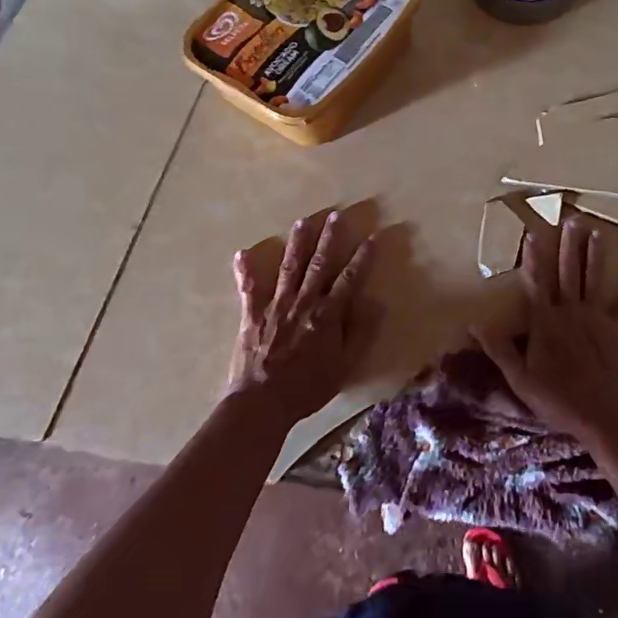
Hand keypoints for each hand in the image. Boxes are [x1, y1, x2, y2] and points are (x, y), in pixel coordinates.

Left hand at [227, 209, 379, 424]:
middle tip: (336, 215)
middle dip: (329, 238)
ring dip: (296, 242)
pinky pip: (248, 288)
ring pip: (288, 267)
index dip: (363, 258)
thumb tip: (376, 302)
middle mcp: (302, 302)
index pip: (350, 279)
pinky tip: (242, 253)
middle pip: (319, 263)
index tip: (372, 237)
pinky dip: (245, 271)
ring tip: (302, 221)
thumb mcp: (344, 366)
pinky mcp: (252, 315)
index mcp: (327, 314)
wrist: (262, 402)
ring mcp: (275, 305)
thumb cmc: (307, 388)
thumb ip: (360, 332)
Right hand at [473, 214, 617, 442]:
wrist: (604, 415)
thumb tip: (473, 324)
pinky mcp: (617, 331)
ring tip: (597, 232)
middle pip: (567, 272)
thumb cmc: (557, 398)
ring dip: (594, 255)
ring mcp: (596, 318)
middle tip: (571, 219)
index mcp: (545, 321)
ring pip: (593, 280)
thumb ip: (499, 349)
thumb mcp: (519, 378)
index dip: (533, 257)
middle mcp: (570, 311)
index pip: (536, 282)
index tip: (532, 233)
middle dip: (567, 245)